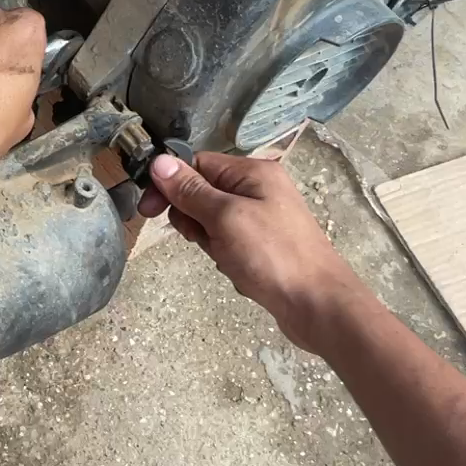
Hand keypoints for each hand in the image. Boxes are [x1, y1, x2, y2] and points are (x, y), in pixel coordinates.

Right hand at [137, 151, 375, 351]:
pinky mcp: (261, 243)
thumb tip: (159, 161)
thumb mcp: (225, 217)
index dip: (169, 184)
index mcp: (252, 172)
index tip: (149, 211)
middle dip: (191, 217)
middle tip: (203, 237)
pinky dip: (222, 254)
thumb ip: (191, 190)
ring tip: (226, 256)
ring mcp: (260, 217)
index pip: (196, 164)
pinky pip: (225, 240)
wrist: (317, 304)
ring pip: (209, 220)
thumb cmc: (273, 256)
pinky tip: (236, 268)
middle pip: (200, 191)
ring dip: (207, 240)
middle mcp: (257, 189)